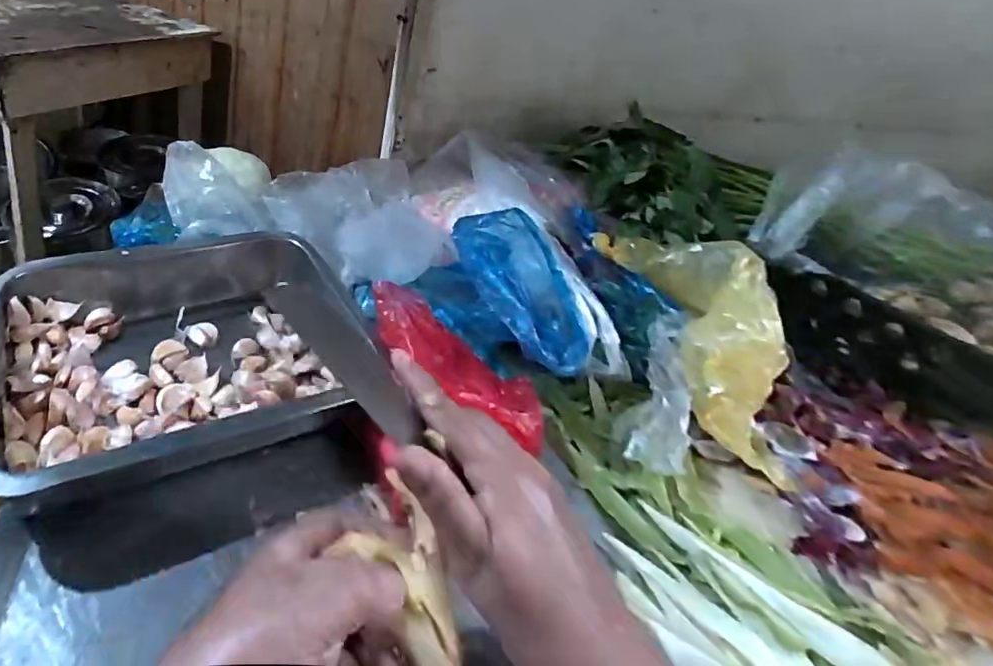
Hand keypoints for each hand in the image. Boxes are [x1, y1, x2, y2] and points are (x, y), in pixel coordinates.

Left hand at [160, 509, 406, 665]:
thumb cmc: (277, 623)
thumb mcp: (332, 587)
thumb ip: (377, 577)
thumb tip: (401, 588)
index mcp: (296, 548)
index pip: (345, 523)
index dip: (382, 531)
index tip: (420, 549)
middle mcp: (300, 584)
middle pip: (357, 576)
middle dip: (394, 590)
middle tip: (428, 607)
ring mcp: (302, 631)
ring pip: (358, 622)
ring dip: (392, 632)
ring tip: (421, 644)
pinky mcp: (309, 664)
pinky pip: (351, 655)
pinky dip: (378, 658)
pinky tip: (398, 661)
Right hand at [389, 351, 664, 665]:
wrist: (594, 641)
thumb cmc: (525, 605)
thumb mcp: (473, 558)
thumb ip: (440, 498)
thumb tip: (400, 448)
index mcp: (503, 475)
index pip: (453, 419)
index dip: (423, 387)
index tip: (398, 355)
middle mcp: (524, 465)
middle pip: (473, 422)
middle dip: (436, 404)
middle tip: (399, 398)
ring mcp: (540, 478)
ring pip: (490, 436)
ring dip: (455, 426)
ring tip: (422, 432)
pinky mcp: (547, 494)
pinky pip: (502, 453)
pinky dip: (474, 447)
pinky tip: (463, 471)